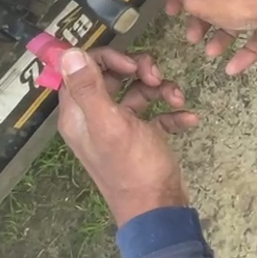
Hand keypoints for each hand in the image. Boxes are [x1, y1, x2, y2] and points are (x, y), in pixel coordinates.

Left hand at [55, 46, 198, 224]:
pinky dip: (172, 112)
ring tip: (178, 99)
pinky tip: (187, 120)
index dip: (108, 60)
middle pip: (113, 75)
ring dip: (162, 89)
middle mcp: (96, 118)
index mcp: (81, 115)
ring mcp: (121, 127)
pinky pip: (156, 111)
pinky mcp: (143, 135)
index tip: (132, 67)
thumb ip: (90, 88)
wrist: (158, 206)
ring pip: (139, 90)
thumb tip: (69, 51)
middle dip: (140, 70)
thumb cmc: (133, 166)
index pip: (81, 70)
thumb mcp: (111, 124)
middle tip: (156, 78)